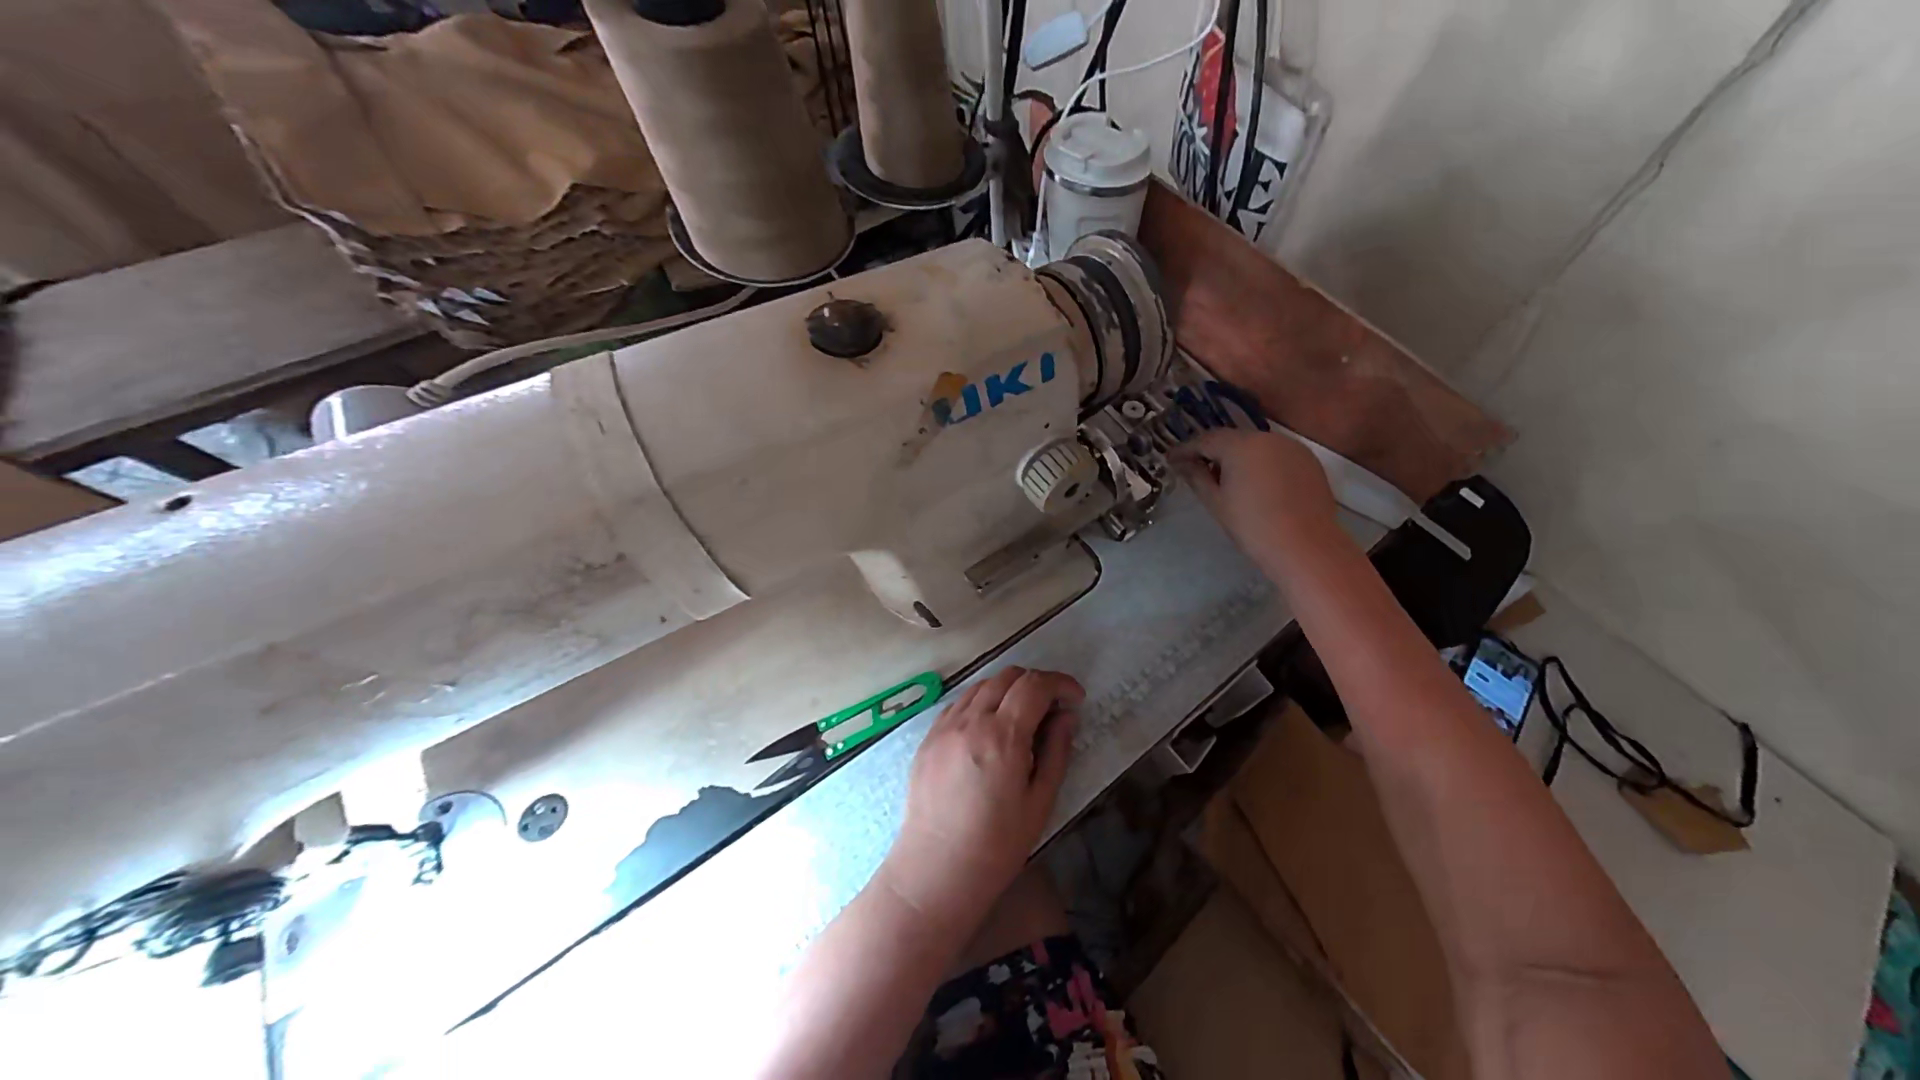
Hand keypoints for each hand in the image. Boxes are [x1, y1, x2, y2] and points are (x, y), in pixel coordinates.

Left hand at [880, 667, 1082, 927]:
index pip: (1035, 685)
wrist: (936, 870)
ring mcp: (944, 726)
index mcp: (1002, 735)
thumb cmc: (997, 846)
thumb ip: (1056, 751)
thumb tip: (1066, 716)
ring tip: (1021, 718)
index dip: (1061, 683)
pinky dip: (981, 703)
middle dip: (1036, 683)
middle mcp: (970, 720)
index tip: (1076, 699)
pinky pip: (958, 704)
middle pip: (1007, 676)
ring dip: (1007, 690)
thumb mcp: (1040, 802)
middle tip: (1052, 709)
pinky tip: (989, 729)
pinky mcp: (927, 738)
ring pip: (981, 685)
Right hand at [1172, 428, 1339, 556]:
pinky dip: (1261, 465)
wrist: (1305, 546)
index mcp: (1241, 445)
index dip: (1185, 449)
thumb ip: (1196, 477)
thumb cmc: (1252, 526)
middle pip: (1232, 439)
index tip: (1171, 460)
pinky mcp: (1309, 462)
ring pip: (1256, 446)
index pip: (1205, 440)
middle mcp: (1268, 438)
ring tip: (1227, 480)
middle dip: (1213, 452)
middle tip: (1197, 470)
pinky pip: (1276, 456)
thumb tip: (1180, 463)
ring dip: (1238, 458)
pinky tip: (1256, 486)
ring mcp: (1292, 448)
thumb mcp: (1216, 502)